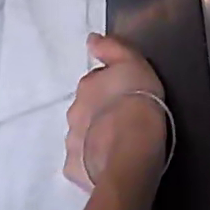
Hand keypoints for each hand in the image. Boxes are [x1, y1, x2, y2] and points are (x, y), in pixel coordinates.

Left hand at [63, 33, 167, 192]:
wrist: (133, 149)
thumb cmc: (137, 100)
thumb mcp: (132, 62)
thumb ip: (111, 48)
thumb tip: (91, 39)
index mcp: (87, 86)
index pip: (95, 81)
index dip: (110, 87)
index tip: (126, 93)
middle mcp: (74, 112)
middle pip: (85, 109)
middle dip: (98, 112)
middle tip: (122, 119)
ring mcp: (72, 142)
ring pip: (82, 136)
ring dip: (95, 136)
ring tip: (117, 144)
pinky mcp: (74, 170)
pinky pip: (81, 164)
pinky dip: (91, 162)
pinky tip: (107, 163)